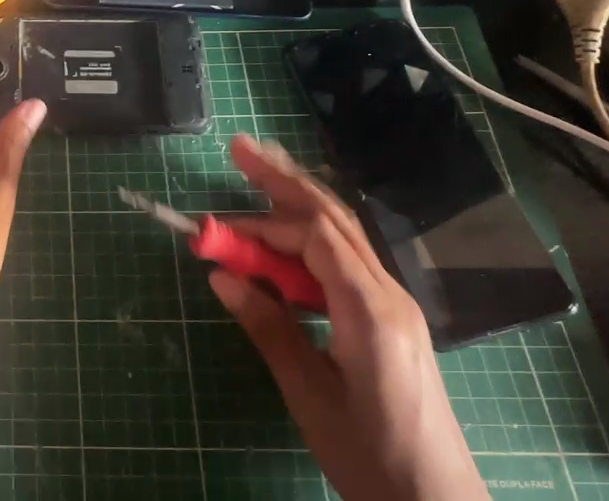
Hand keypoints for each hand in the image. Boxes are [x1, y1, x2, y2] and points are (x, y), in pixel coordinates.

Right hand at [211, 135, 487, 500]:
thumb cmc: (374, 461)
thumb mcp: (310, 397)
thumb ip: (268, 328)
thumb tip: (220, 275)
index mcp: (370, 311)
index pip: (314, 236)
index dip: (261, 225)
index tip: (214, 232)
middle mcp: (388, 294)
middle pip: (333, 218)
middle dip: (284, 181)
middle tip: (240, 147)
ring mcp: (395, 305)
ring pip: (342, 236)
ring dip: (298, 205)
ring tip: (259, 175)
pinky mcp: (392, 320)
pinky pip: (347, 263)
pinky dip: (310, 243)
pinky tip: (285, 243)